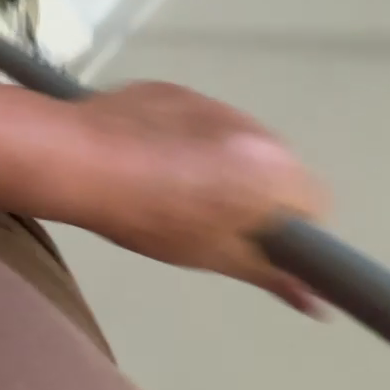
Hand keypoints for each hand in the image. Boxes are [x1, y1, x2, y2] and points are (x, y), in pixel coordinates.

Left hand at [73, 81, 329, 314]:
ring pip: (230, 136)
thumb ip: (271, 273)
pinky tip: (140, 151)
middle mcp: (253, 127)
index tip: (248, 233)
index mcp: (276, 171)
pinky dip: (177, 132)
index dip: (285, 225)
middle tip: (200, 208)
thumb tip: (315, 302)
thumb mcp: (211, 254)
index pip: (313, 203)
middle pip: (272, 164)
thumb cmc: (145, 216)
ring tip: (162, 178)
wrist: (74, 159)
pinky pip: (189, 115)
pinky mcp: (167, 88)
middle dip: (249, 186)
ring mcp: (207, 101)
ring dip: (213, 155)